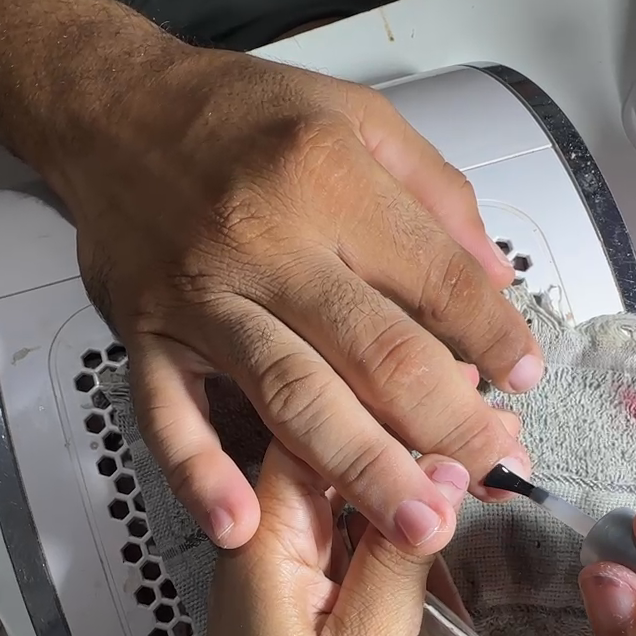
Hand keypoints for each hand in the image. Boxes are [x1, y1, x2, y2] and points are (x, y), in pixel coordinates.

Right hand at [41, 44, 538, 555]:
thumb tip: (491, 279)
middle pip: (374, 351)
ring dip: (360, 469)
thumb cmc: (233, 114)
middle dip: (446, 422)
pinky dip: (200, 474)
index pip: (434, 275)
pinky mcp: (147, 338)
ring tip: (417, 522)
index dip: (491, 335)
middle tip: (494, 471)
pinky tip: (238, 525)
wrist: (112, 110)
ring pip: (291, 395)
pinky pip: (168, 415)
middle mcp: (265, 245)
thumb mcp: (354, 116)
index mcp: (327, 181)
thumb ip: (433, 194)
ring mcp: (202, 300)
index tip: (523, 378)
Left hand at [164, 443, 467, 635]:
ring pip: (361, 518)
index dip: (390, 418)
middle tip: (500, 482)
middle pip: (347, 471)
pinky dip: (398, 583)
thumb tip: (445, 472)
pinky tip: (434, 631)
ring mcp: (286, 565)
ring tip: (461, 602)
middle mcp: (270, 536)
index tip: (468, 418)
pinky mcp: (301, 591)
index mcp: (269, 537)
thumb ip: (402, 557)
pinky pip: (356, 560)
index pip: (319, 434)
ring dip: (418, 547)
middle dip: (422, 480)